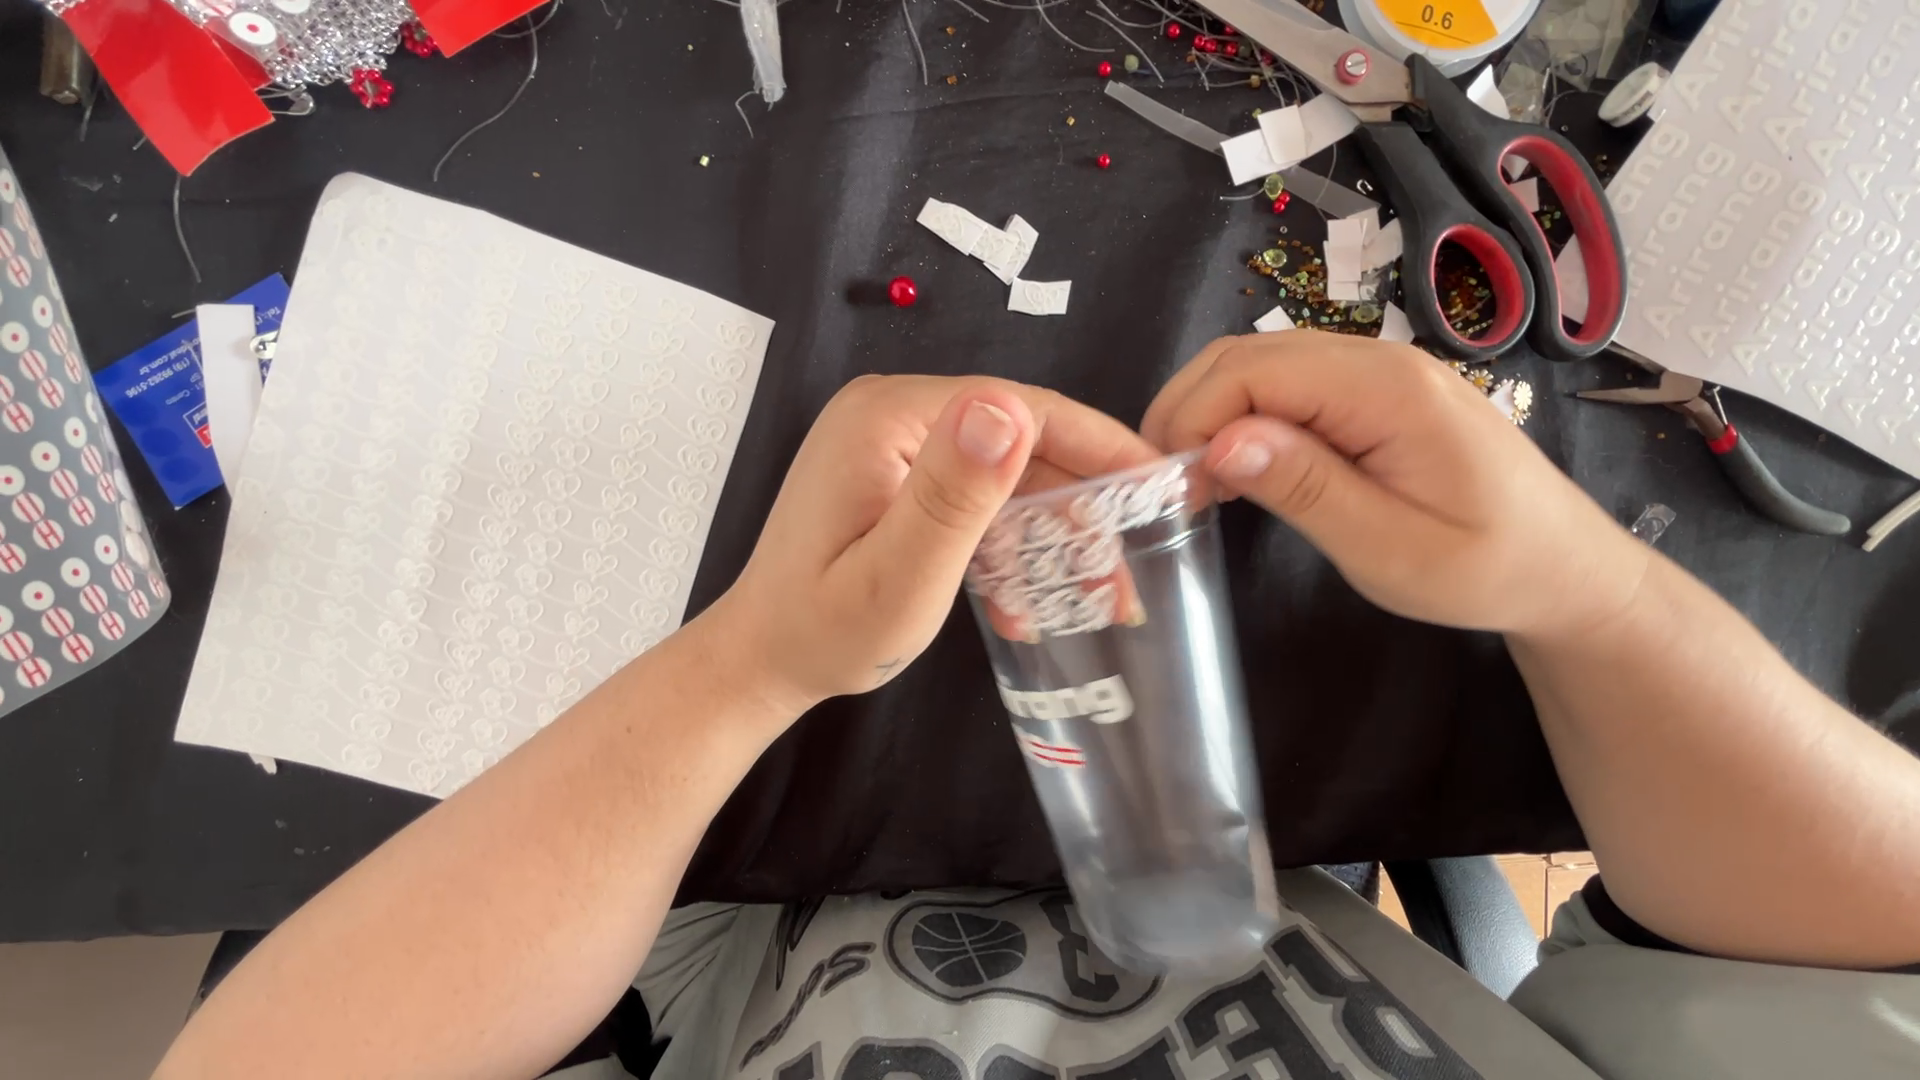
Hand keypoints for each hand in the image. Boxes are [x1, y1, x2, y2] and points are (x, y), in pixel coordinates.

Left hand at [707, 375, 1158, 712]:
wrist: (763, 659)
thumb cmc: (825, 631)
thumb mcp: (898, 577)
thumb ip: (952, 497)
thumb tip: (1008, 408)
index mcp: (889, 417)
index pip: (1020, 408)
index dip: (1097, 444)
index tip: (1158, 486)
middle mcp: (891, 414)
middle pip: (1017, 440)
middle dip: (1080, 503)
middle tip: (1128, 567)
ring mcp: (892, 444)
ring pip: (1003, 473)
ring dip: (1051, 530)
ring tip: (1097, 593)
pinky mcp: (896, 477)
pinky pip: (973, 495)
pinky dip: (1009, 540)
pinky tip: (1028, 596)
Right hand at [1140, 331, 1648, 638]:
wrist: (1565, 568)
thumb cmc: (1485, 569)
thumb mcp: (1390, 547)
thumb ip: (1306, 488)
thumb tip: (1219, 444)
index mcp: (1384, 389)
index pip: (1252, 372)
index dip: (1192, 420)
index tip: (1168, 488)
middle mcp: (1374, 360)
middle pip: (1243, 355)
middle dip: (1186, 411)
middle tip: (1165, 485)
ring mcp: (1372, 371)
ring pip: (1254, 364)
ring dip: (1207, 413)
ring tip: (1192, 481)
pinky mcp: (1367, 393)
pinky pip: (1281, 385)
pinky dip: (1237, 418)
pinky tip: (1232, 466)